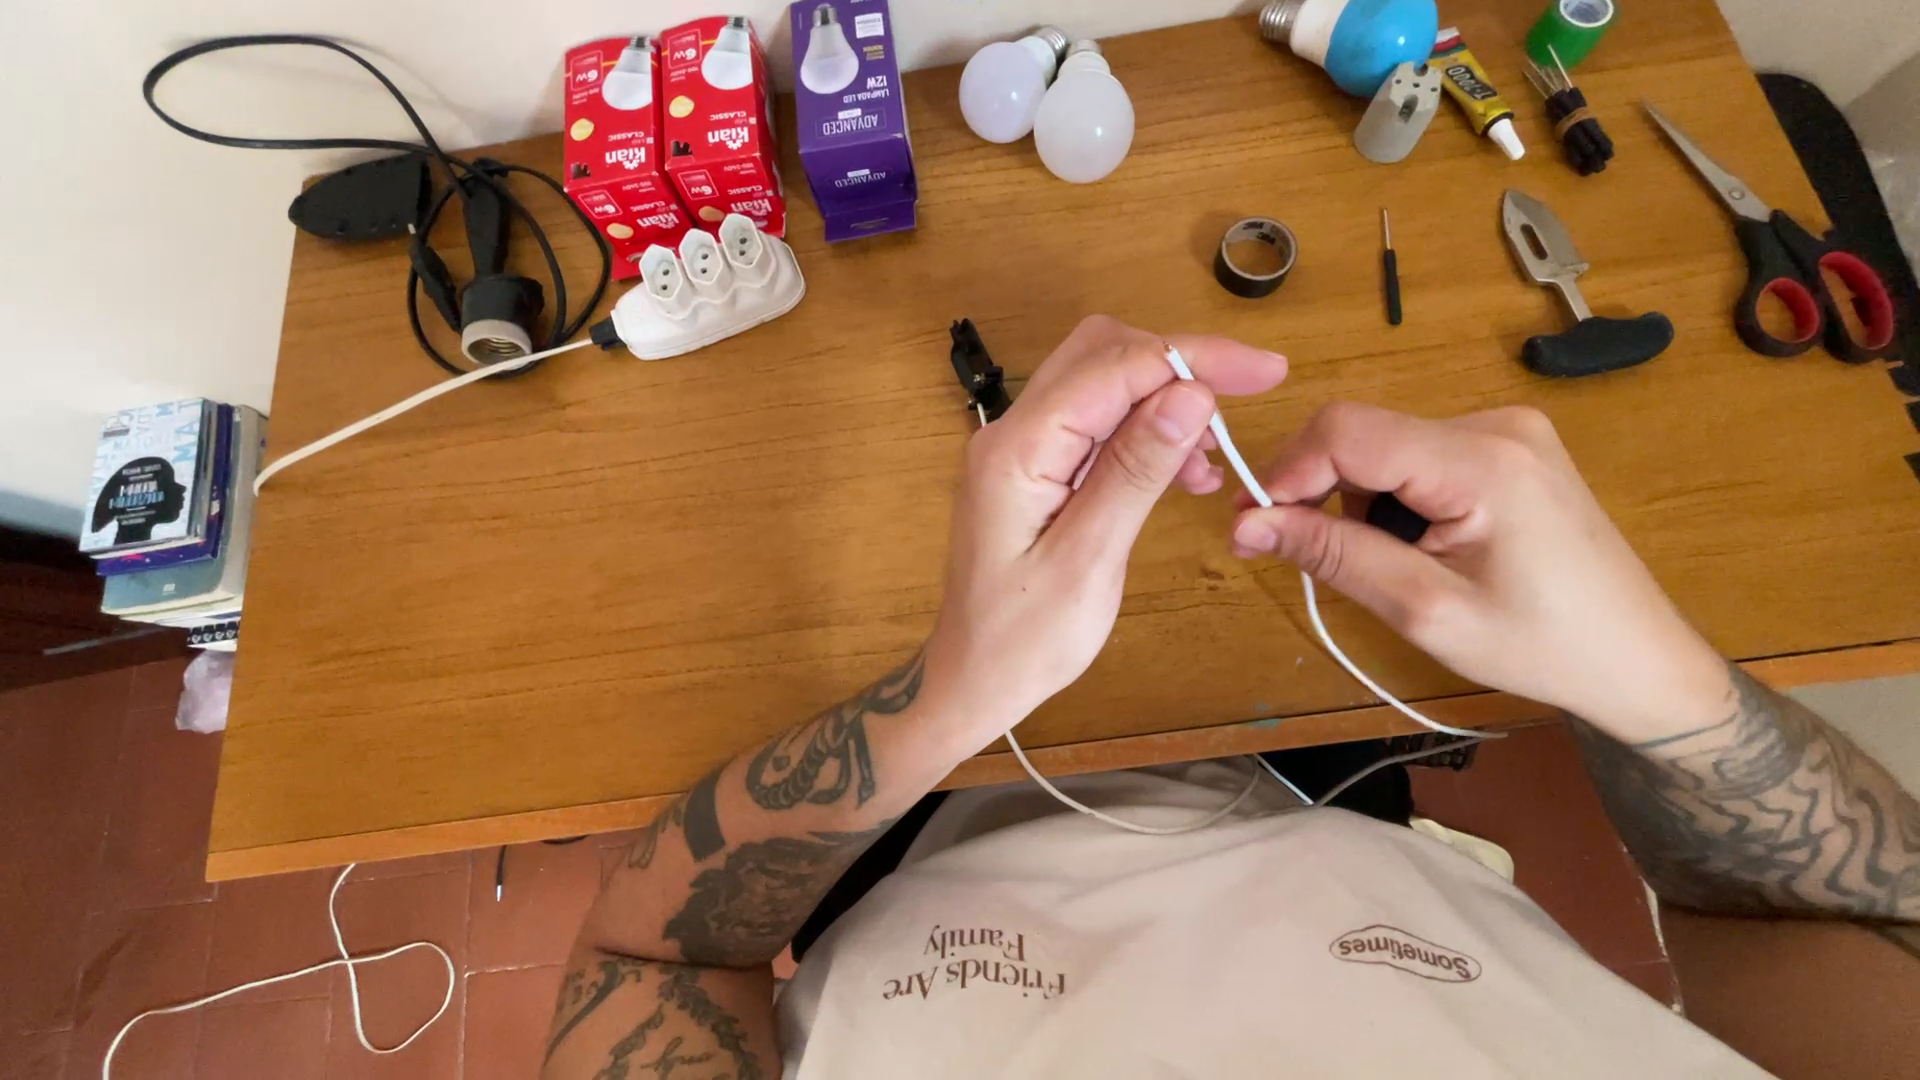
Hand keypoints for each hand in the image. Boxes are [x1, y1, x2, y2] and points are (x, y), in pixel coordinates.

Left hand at [920, 316, 1287, 742]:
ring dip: (1161, 402)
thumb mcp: (1089, 560)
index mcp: (1018, 450)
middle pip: (1100, 356)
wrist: (974, 677)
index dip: (1193, 358)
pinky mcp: (1033, 471)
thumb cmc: (1025, 639)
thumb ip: (1134, 471)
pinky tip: (1179, 472)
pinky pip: (1092, 428)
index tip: (1267, 371)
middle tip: (1242, 399)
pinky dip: (1141, 435)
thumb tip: (1191, 393)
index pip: (1112, 367)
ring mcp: (1019, 450)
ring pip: (1099, 387)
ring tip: (1209, 456)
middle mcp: (1011, 433)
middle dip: (1176, 365)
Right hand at [1227, 404, 1731, 744]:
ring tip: (1365, 559)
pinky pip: (1409, 455)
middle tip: (1289, 548)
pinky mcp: (1503, 448)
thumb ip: (1332, 554)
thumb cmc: (1537, 646)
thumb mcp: (1422, 608)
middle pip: (1358, 432)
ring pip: (1378, 445)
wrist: (1637, 660)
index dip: (1285, 471)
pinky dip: (1381, 496)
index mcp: (1480, 461)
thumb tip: (1245, 524)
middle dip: (1311, 487)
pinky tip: (1400, 542)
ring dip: (1348, 498)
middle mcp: (1491, 425)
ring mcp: (1502, 432)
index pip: (1346, 430)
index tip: (1254, 526)